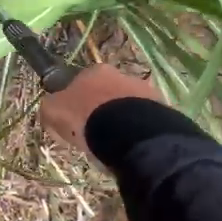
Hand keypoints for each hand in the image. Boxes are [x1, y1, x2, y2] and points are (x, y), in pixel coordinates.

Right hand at [40, 63, 164, 158]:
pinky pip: (150, 126)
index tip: (73, 117)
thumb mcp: (52, 112)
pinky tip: (134, 150)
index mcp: (95, 70)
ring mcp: (150, 95)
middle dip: (103, 110)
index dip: (76, 99)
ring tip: (118, 146)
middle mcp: (124, 76)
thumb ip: (51, 109)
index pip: (81, 81)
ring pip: (131, 110)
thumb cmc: (88, 118)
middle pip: (109, 94)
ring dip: (125, 123)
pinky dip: (141, 136)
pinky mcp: (170, 116)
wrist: (135, 138)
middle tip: (95, 132)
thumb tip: (54, 115)